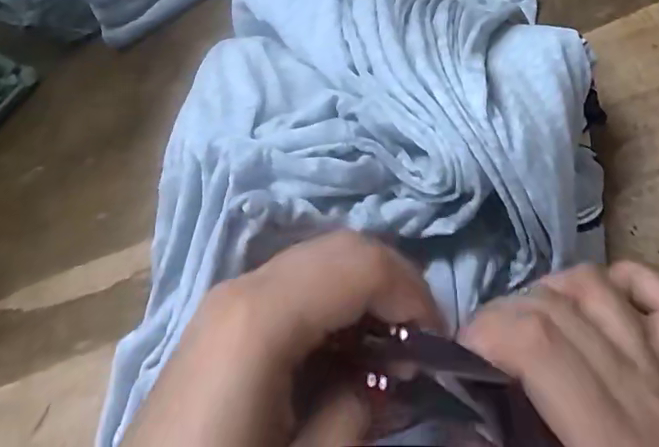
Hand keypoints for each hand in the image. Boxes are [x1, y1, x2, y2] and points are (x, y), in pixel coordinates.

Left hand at [122, 229, 440, 446]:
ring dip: (361, 294)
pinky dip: (329, 306)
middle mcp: (242, 284)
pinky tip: (342, 356)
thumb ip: (356, 410)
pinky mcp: (219, 320)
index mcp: (262, 313)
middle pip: (338, 249)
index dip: (411, 292)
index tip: (439, 349)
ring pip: (314, 262)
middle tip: (421, 350)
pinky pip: (289, 288)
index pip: (358, 260)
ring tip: (388, 357)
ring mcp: (225, 297)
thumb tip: (394, 375)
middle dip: (391, 287)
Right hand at [459, 261, 658, 446]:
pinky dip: (626, 284)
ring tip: (524, 327)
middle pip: (556, 309)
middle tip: (481, 351)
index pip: (537, 341)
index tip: (458, 357)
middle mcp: (648, 399)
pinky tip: (591, 302)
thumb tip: (454, 397)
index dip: (484, 332)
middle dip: (501, 315)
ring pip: (596, 287)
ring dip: (547, 293)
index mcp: (611, 440)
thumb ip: (494, 443)